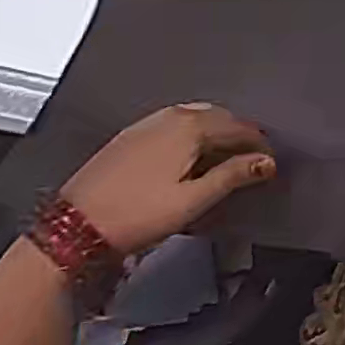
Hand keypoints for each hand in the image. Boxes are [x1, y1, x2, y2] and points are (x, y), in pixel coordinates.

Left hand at [60, 102, 274, 252]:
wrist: (75, 227)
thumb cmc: (134, 216)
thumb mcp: (193, 200)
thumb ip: (232, 176)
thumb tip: (264, 162)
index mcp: (189, 128)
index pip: (239, 128)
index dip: (259, 145)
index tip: (268, 163)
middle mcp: (169, 118)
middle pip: (219, 117)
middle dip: (239, 136)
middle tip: (252, 160)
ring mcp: (147, 125)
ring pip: (195, 118)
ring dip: (216, 134)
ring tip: (225, 160)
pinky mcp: (131, 137)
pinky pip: (173, 125)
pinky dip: (192, 136)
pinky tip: (190, 158)